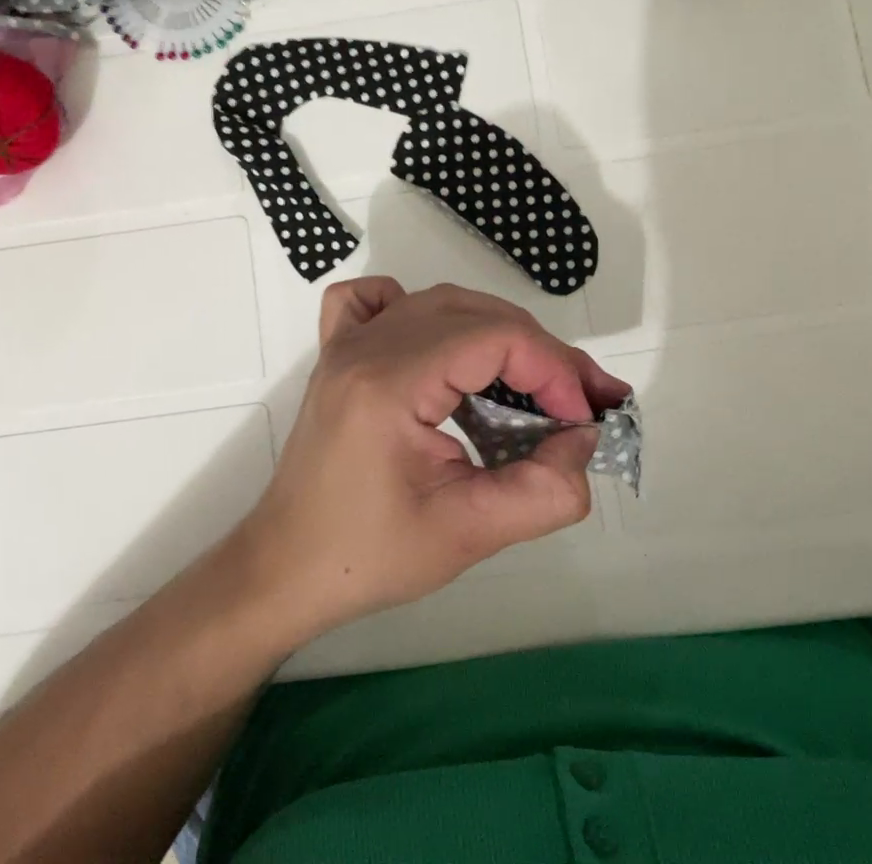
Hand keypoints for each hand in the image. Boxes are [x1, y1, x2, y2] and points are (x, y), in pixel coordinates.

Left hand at [227, 279, 630, 643]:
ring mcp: (344, 347)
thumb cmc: (369, 556)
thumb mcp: (468, 533)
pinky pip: (378, 304)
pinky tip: (445, 352)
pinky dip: (424, 314)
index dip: (555, 370)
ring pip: (438, 304)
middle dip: (539, 354)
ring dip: (496, 335)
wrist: (287, 568)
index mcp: (389, 383)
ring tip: (537, 386)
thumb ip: (544, 490)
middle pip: (474, 313)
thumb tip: (583, 439)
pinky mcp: (337, 358)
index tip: (584, 420)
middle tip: (579, 404)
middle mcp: (363, 348)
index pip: (495, 338)